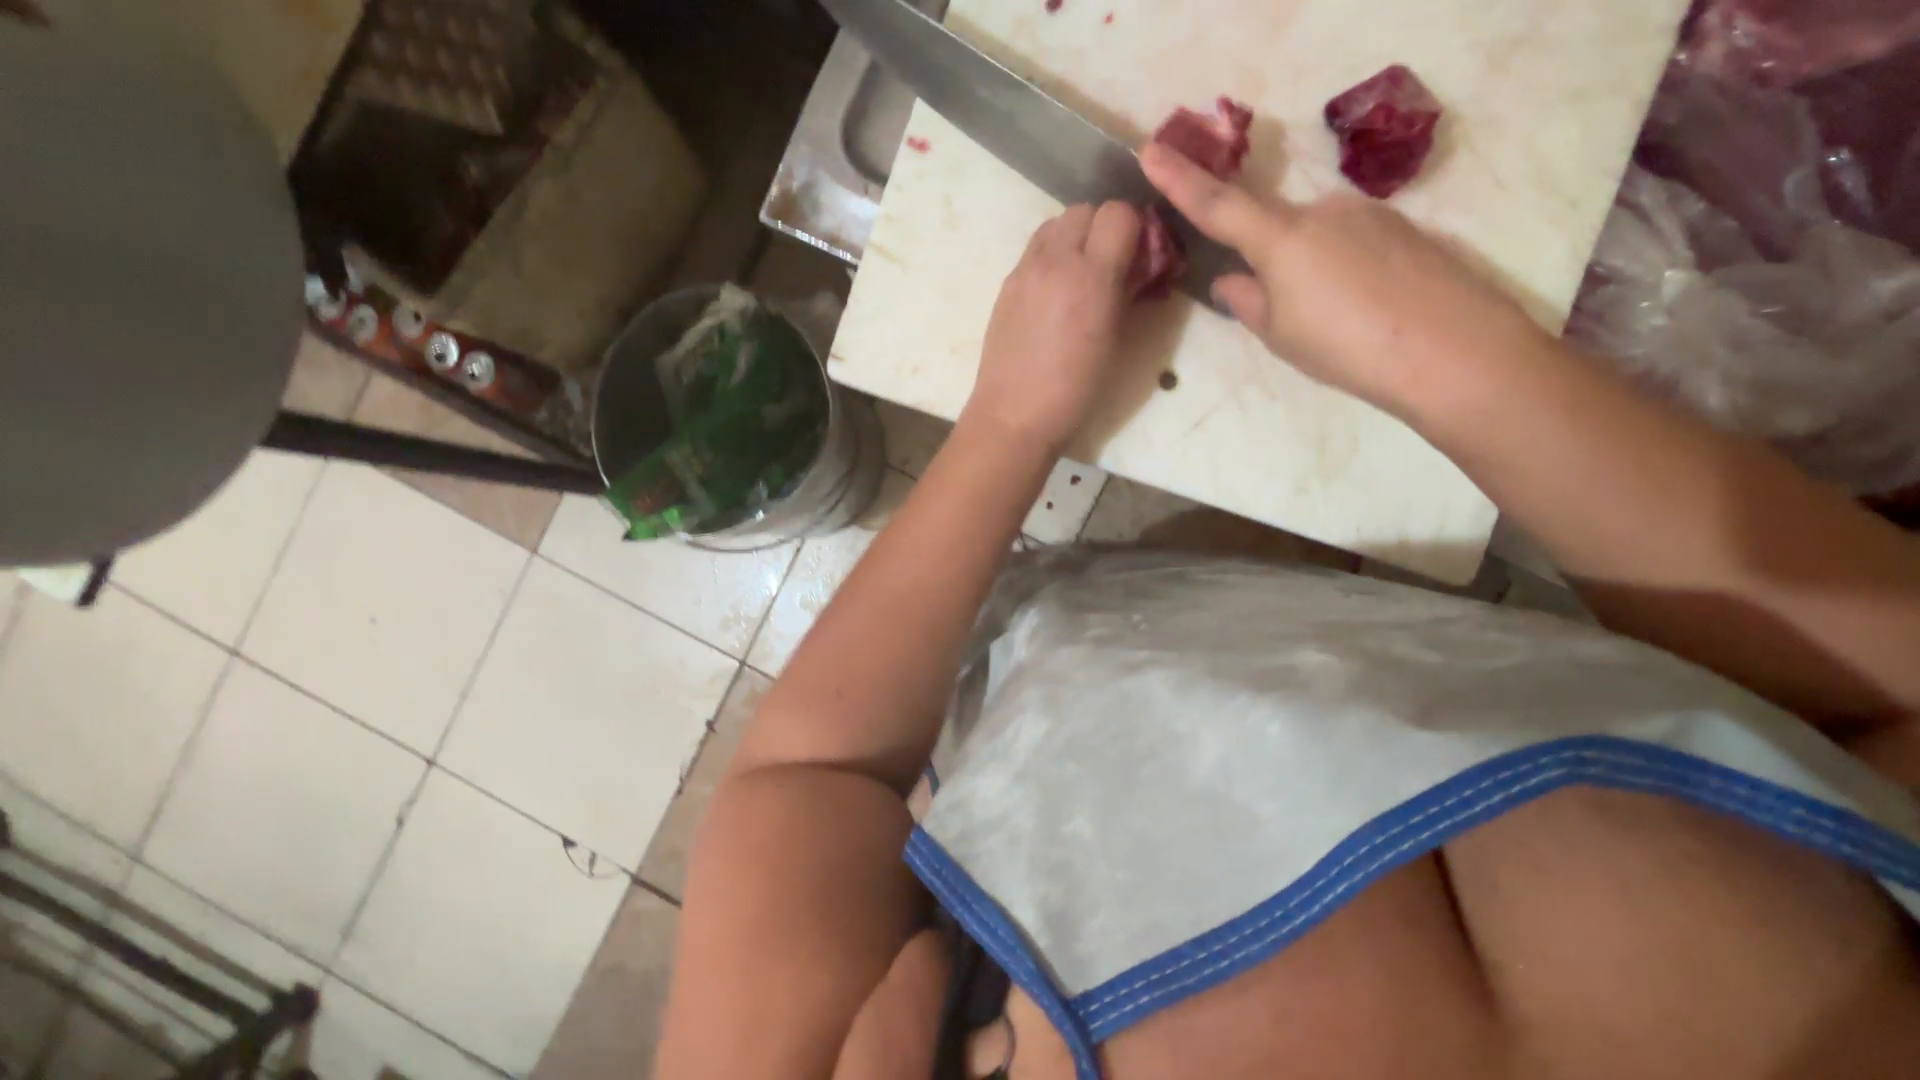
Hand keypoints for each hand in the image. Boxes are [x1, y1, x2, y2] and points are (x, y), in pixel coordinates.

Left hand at [963, 201, 1140, 452]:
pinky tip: (1056, 290)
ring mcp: (1025, 269)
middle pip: (1085, 209)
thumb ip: (1130, 294)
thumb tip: (1141, 270)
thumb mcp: (1117, 342)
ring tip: (1082, 272)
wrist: (1014, 414)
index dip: (1134, 228)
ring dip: (1075, 236)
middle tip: (1112, 262)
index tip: (1139, 254)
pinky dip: (1052, 254)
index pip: (1118, 213)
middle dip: (1104, 227)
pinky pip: (1034, 249)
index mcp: (1091, 276)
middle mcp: (1055, 261)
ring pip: (1055, 223)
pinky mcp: (1006, 283)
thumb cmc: (1075, 390)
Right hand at [1139, 142, 1545, 415]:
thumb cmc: (1348, 348)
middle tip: (1290, 316)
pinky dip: (1348, 272)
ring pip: (1318, 238)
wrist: (1455, 351)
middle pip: (1276, 228)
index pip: (1217, 204)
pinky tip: (1369, 310)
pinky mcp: (1405, 228)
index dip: (1180, 180)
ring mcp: (1369, 215)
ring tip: (1337, 323)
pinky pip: (1355, 244)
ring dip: (1313, 271)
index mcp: (1282, 237)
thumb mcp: (1282, 336)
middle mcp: (1323, 211)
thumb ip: (1248, 302)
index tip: (1150, 150)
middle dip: (1271, 263)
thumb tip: (1231, 280)